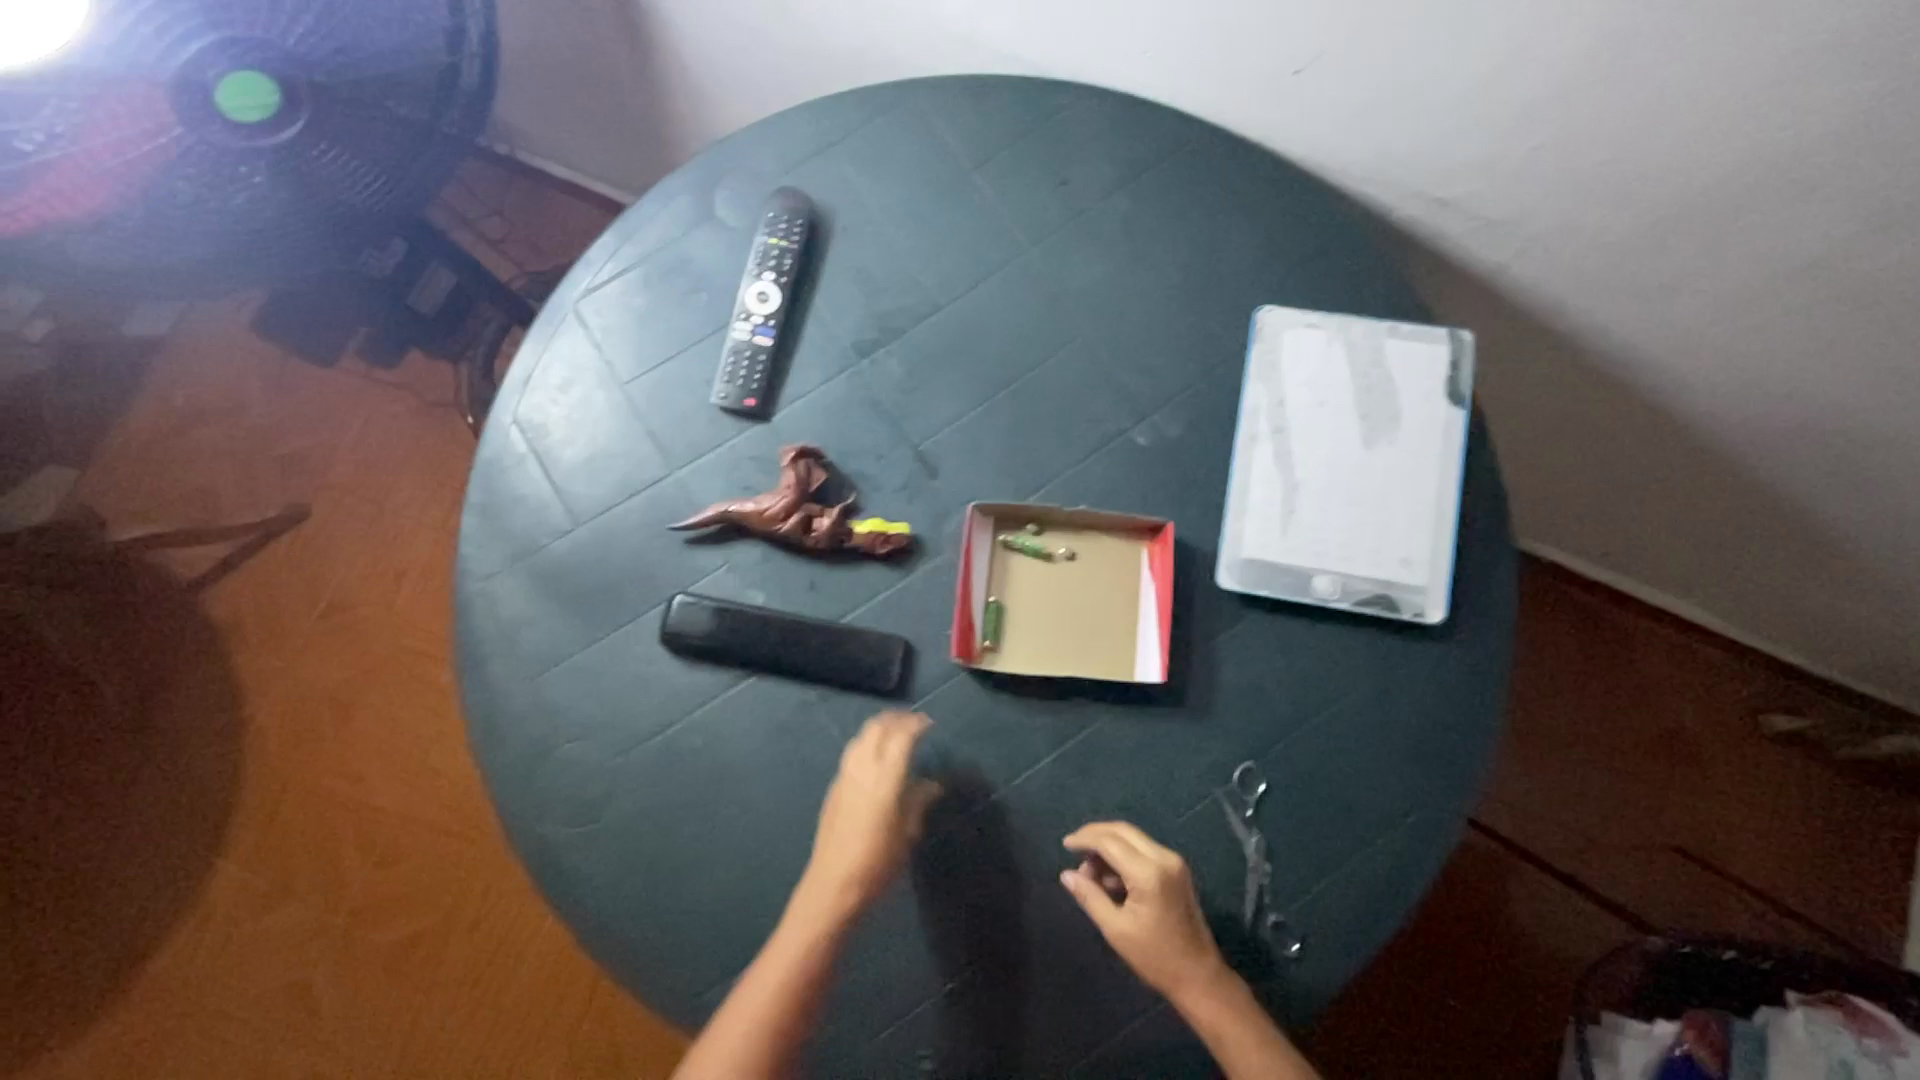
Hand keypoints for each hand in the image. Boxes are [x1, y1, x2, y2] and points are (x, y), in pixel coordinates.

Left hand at [795, 711, 941, 925]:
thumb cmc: (878, 862)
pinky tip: (876, 758)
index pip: (902, 737)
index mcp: (885, 777)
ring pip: (861, 737)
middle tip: (913, 722)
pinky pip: (852, 753)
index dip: (916, 725)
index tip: (930, 724)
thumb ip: (918, 801)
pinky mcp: (834, 788)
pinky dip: (867, 744)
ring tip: (896, 734)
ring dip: (879, 728)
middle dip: (896, 719)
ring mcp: (844, 776)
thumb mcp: (907, 832)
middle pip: (877, 728)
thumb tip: (932, 784)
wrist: (833, 884)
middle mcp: (862, 768)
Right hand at [1060, 822, 1229, 1000]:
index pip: (1109, 841)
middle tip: (1074, 849)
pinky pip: (1144, 850)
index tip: (1064, 845)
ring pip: (1133, 838)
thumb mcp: (1115, 929)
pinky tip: (1110, 878)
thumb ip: (1090, 896)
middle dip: (1095, 835)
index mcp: (1148, 873)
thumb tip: (1066, 875)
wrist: (1199, 975)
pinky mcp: (1177, 870)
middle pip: (1123, 831)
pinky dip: (1124, 856)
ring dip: (1109, 846)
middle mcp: (1164, 858)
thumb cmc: (1154, 957)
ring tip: (1090, 873)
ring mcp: (1174, 862)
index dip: (1084, 839)